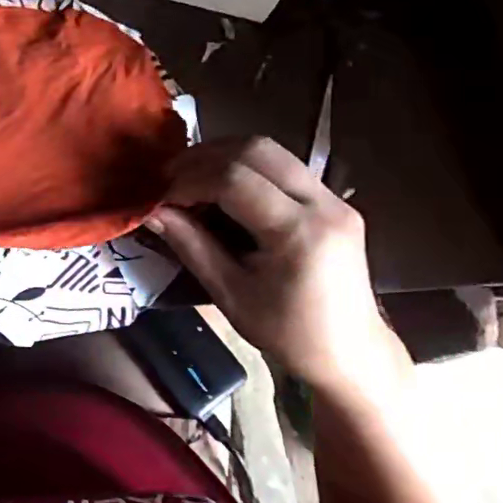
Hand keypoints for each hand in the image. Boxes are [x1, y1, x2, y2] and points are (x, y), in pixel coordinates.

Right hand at [148, 137, 408, 402]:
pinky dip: (246, 167)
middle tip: (170, 178)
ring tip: (191, 178)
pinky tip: (222, 188)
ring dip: (225, 155)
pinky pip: (283, 166)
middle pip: (256, 150)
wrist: (351, 352)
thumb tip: (152, 211)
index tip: (161, 197)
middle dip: (205, 157)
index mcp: (299, 232)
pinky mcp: (334, 199)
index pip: (234, 180)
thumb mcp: (230, 294)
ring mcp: (334, 197)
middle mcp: (323, 203)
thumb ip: (191, 245)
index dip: (190, 181)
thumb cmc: (287, 333)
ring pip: (271, 150)